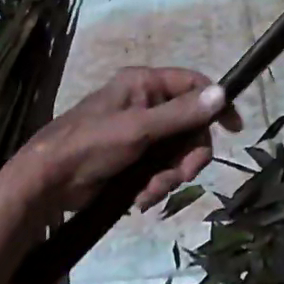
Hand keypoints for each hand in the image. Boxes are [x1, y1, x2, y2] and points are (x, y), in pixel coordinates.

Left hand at [6, 67, 240, 214]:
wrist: (50, 180)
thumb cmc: (91, 143)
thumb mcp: (139, 128)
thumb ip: (181, 113)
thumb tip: (222, 93)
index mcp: (144, 84)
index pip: (193, 84)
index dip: (215, 103)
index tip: (234, 128)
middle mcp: (145, 103)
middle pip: (190, 126)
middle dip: (186, 156)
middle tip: (178, 176)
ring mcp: (140, 132)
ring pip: (177, 153)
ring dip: (169, 176)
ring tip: (148, 192)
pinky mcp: (134, 159)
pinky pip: (161, 170)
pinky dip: (155, 186)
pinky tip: (139, 199)